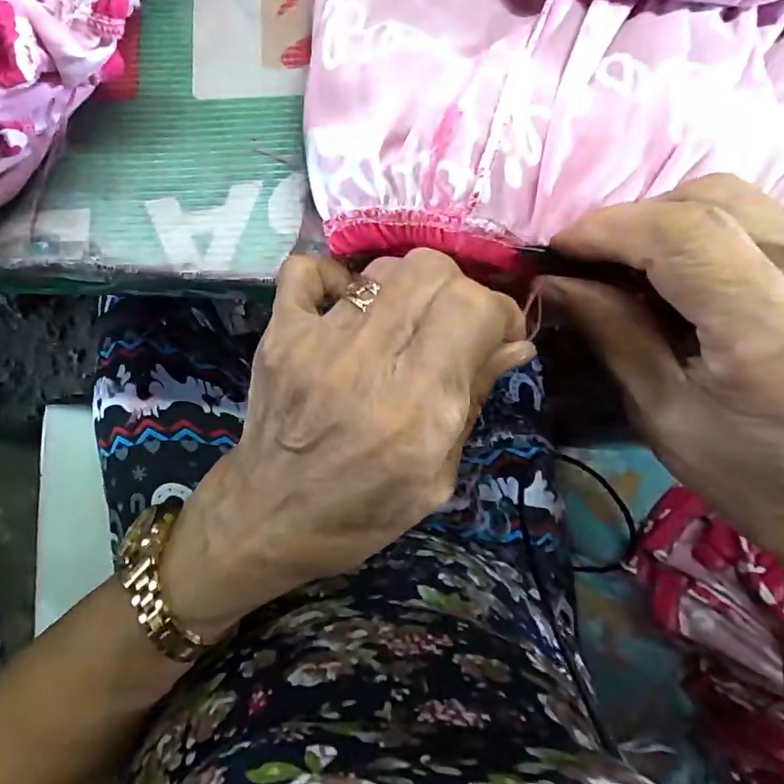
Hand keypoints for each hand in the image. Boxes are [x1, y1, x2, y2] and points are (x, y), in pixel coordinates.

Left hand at [160, 249, 534, 637]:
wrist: (270, 515)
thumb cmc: (361, 510)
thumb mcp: (436, 476)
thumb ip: (472, 400)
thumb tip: (513, 342)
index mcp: (415, 406)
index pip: (471, 306)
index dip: (498, 314)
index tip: (495, 338)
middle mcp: (366, 362)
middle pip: (429, 270)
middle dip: (456, 292)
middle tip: (448, 327)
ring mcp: (315, 342)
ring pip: (380, 268)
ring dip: (404, 289)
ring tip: (398, 324)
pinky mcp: (278, 334)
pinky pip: (303, 271)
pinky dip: (331, 277)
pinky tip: (342, 305)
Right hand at [540, 175, 783, 597]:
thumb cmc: (751, 478)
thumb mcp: (659, 412)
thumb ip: (610, 331)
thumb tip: (551, 278)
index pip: (690, 236)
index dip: (612, 226)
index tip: (563, 246)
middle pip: (720, 201)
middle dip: (637, 219)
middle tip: (595, 257)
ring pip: (752, 205)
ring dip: (678, 227)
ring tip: (646, 270)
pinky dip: (727, 243)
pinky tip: (712, 285)